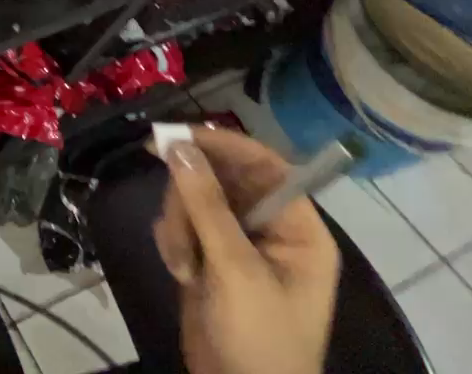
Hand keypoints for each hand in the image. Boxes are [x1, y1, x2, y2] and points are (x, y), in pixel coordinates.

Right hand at [153, 126, 339, 373]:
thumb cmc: (259, 336)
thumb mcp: (235, 270)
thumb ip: (207, 205)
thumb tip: (178, 145)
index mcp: (297, 229)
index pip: (264, 165)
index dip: (224, 144)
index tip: (177, 135)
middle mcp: (269, 227)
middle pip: (220, 177)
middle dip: (191, 197)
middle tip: (176, 218)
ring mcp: (236, 241)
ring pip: (193, 197)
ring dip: (179, 225)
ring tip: (183, 263)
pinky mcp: (208, 254)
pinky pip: (181, 221)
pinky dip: (174, 240)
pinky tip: (181, 270)